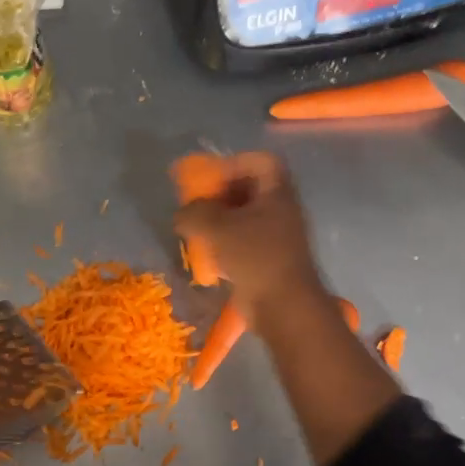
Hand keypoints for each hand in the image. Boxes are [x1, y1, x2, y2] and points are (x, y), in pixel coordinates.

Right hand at [173, 153, 329, 326]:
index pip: (260, 161)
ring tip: (198, 234)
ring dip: (220, 223)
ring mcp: (277, 237)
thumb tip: (181, 214)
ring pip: (245, 219)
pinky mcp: (269, 261)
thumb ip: (194, 213)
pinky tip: (208, 259)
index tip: (210, 180)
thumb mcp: (217, 228)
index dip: (233, 164)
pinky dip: (226, 246)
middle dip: (221, 196)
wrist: (283, 304)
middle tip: (198, 207)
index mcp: (277, 191)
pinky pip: (245, 244)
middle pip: (250, 190)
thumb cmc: (254, 256)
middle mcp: (281, 210)